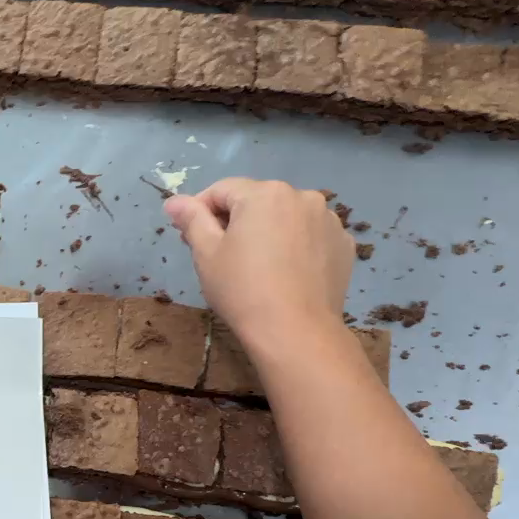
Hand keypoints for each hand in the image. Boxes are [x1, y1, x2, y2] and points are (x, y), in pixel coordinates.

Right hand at [164, 177, 353, 341]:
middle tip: (219, 255)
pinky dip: (293, 245)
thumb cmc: (240, 288)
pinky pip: (309, 235)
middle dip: (234, 220)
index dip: (199, 211)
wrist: (294, 328)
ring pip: (285, 216)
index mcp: (264, 194)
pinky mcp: (344, 242)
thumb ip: (191, 220)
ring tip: (255, 265)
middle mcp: (302, 196)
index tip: (190, 238)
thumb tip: (174, 201)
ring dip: (266, 231)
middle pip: (256, 200)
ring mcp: (329, 219)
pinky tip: (283, 272)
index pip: (221, 189)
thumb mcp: (206, 253)